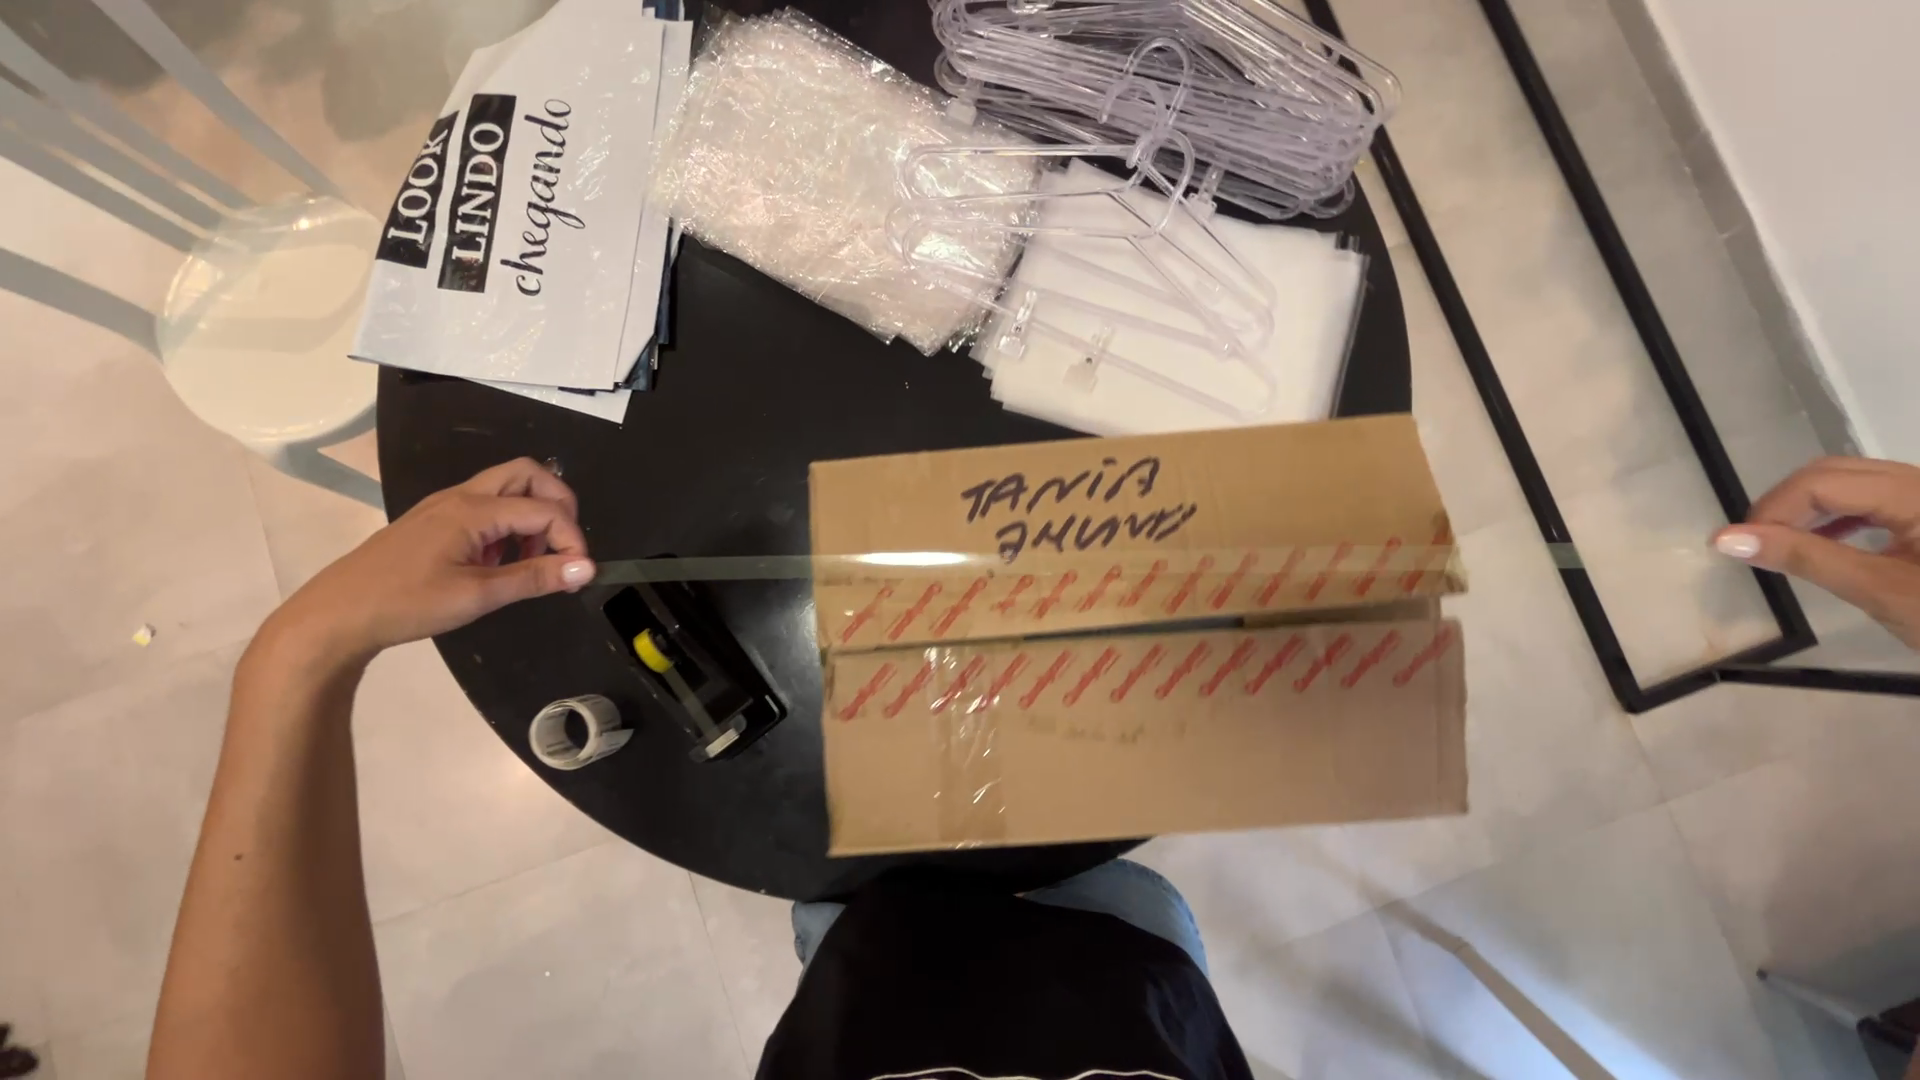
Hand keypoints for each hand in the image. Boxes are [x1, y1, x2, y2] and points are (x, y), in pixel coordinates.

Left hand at [268, 458, 595, 663]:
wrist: (336, 616)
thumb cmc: (407, 603)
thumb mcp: (478, 595)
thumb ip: (536, 578)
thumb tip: (588, 568)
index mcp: (473, 510)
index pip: (545, 510)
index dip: (572, 538)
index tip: (579, 573)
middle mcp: (462, 497)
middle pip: (528, 474)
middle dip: (559, 504)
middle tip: (565, 544)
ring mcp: (445, 506)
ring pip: (507, 487)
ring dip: (534, 514)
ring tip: (534, 559)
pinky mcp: (435, 521)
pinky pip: (487, 505)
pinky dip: (509, 524)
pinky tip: (501, 562)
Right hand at [1713, 457, 1919, 649]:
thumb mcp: (1882, 591)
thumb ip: (1803, 558)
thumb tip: (1724, 538)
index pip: (1822, 483)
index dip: (1771, 509)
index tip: (1739, 548)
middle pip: (1836, 472)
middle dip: (1784, 503)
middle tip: (1754, 543)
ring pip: (1855, 481)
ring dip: (1808, 508)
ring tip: (1783, 543)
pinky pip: (1879, 497)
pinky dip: (1840, 514)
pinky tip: (1827, 540)